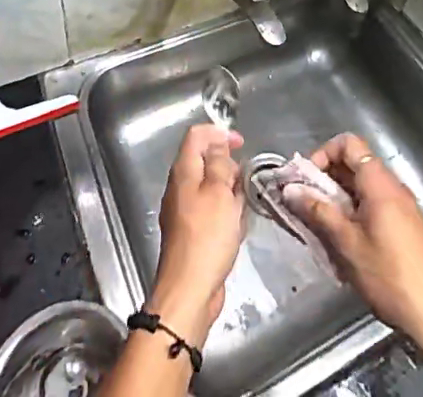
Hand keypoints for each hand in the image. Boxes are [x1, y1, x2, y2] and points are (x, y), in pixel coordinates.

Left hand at [150, 123, 244, 341]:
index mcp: (183, 172)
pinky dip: (227, 214)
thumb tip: (219, 146)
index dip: (219, 132)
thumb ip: (220, 164)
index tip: (241, 144)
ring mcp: (185, 210)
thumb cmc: (207, 237)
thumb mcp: (219, 193)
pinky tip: (236, 230)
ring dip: (230, 194)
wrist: (189, 290)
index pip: (197, 135)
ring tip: (241, 211)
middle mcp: (180, 186)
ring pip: (212, 187)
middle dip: (228, 167)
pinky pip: (213, 211)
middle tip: (242, 184)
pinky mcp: (193, 231)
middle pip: (205, 161)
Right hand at [283, 133, 422, 340]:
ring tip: (321, 227)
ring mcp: (402, 208)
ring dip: (338, 201)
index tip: (307, 180)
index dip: (323, 154)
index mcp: (379, 183)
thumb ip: (317, 210)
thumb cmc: (389, 275)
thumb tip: (290, 189)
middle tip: (306, 204)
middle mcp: (393, 188)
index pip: (348, 144)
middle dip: (326, 180)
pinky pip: (373, 206)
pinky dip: (354, 215)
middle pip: (354, 164)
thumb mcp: (346, 242)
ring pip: (361, 188)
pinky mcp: (406, 228)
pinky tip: (344, 244)